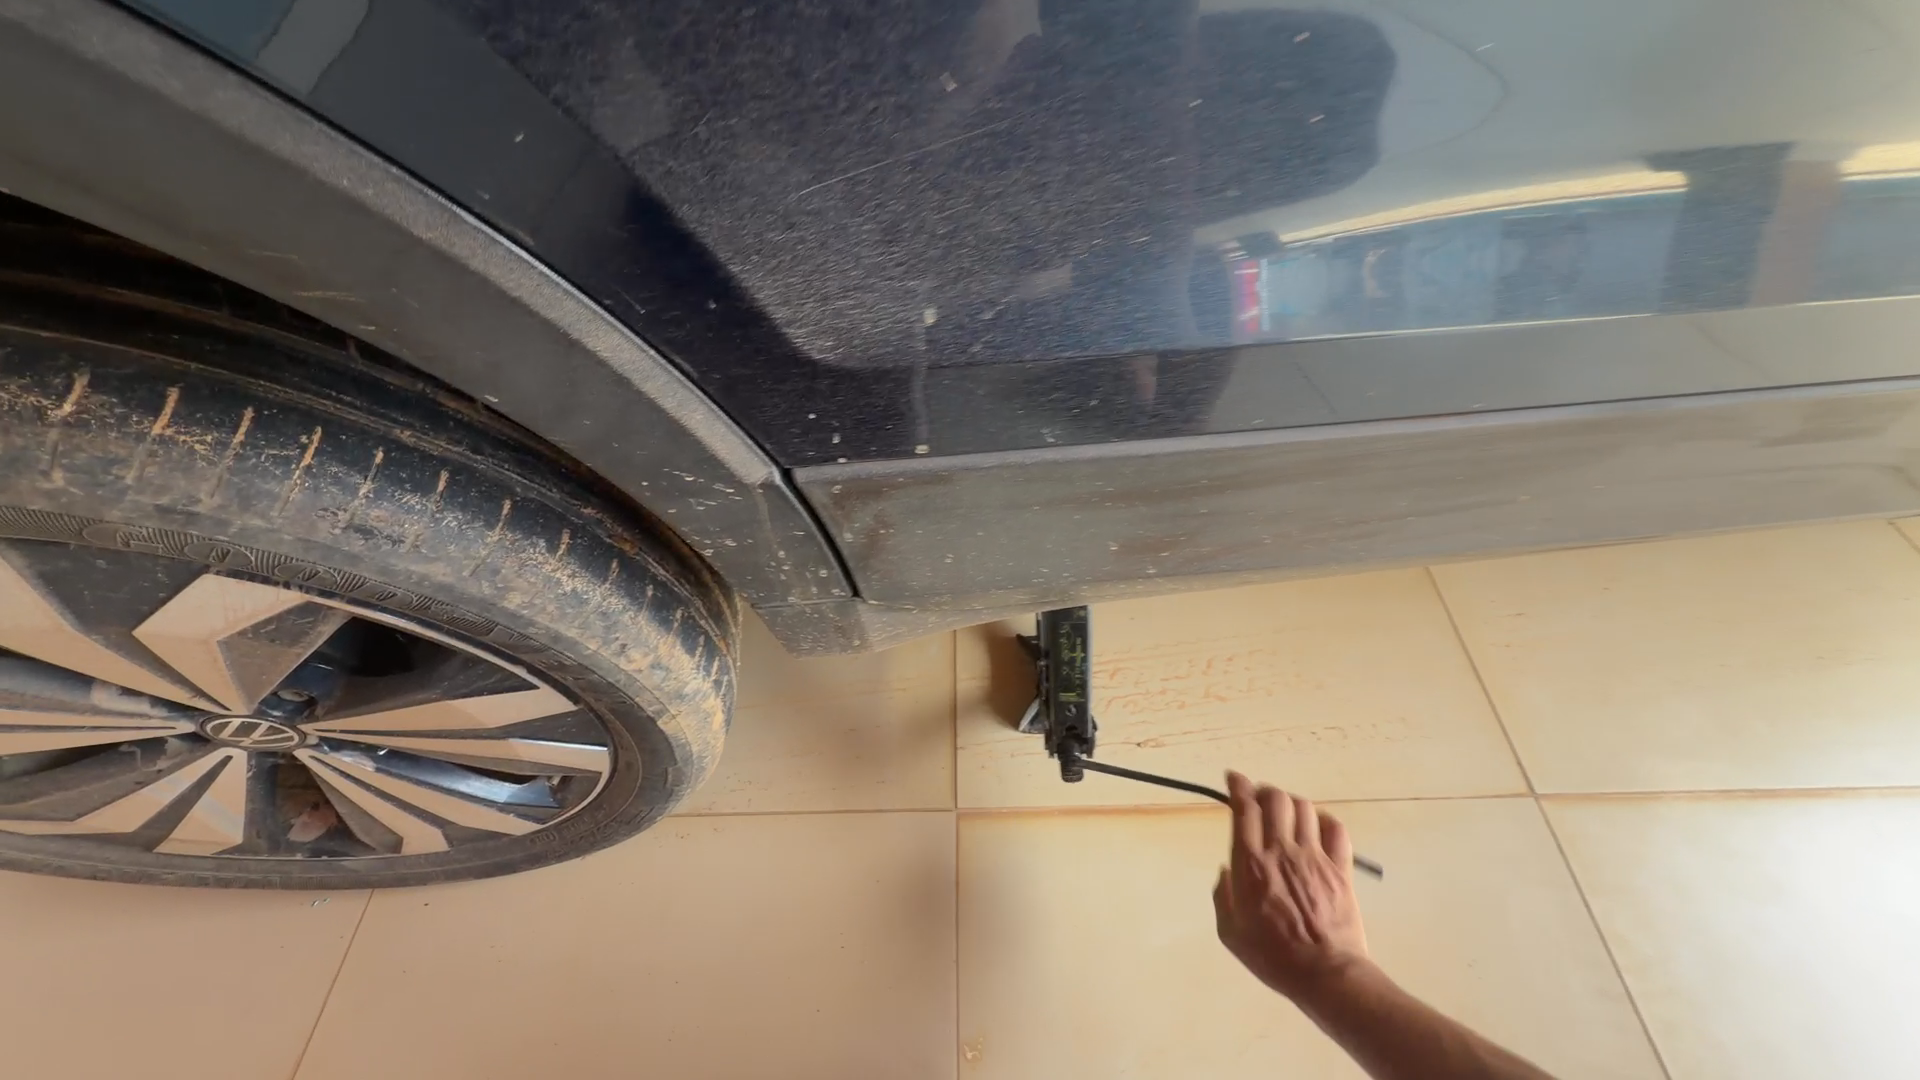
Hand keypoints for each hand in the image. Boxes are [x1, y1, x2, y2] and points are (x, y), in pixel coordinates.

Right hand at [1213, 772, 1371, 1001]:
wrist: (1326, 975)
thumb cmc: (1272, 956)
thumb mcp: (1230, 931)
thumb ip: (1223, 894)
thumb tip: (1227, 869)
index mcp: (1251, 862)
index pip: (1244, 807)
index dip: (1238, 786)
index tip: (1232, 778)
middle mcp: (1281, 850)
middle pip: (1275, 798)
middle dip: (1264, 791)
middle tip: (1258, 801)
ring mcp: (1314, 857)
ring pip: (1304, 807)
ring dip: (1291, 803)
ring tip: (1285, 814)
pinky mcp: (1341, 868)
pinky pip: (1336, 829)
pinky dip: (1324, 821)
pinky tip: (1317, 828)